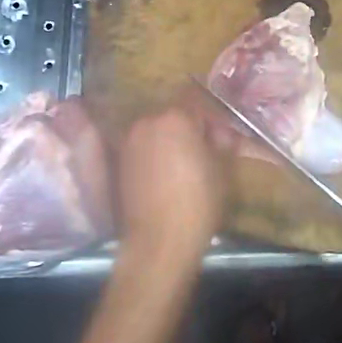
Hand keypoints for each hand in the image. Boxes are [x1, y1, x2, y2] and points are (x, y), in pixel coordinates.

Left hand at [116, 97, 226, 267]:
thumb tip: (220, 133)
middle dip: (189, 127)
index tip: (221, 136)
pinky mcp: (120, 160)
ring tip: (185, 163)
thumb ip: (221, 143)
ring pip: (156, 130)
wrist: (158, 241)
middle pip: (173, 114)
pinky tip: (165, 173)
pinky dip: (154, 153)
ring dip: (170, 139)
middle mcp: (147, 121)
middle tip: (205, 149)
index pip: (197, 101)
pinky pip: (142, 147)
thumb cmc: (197, 203)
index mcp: (175, 118)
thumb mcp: (221, 171)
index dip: (212, 118)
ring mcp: (129, 140)